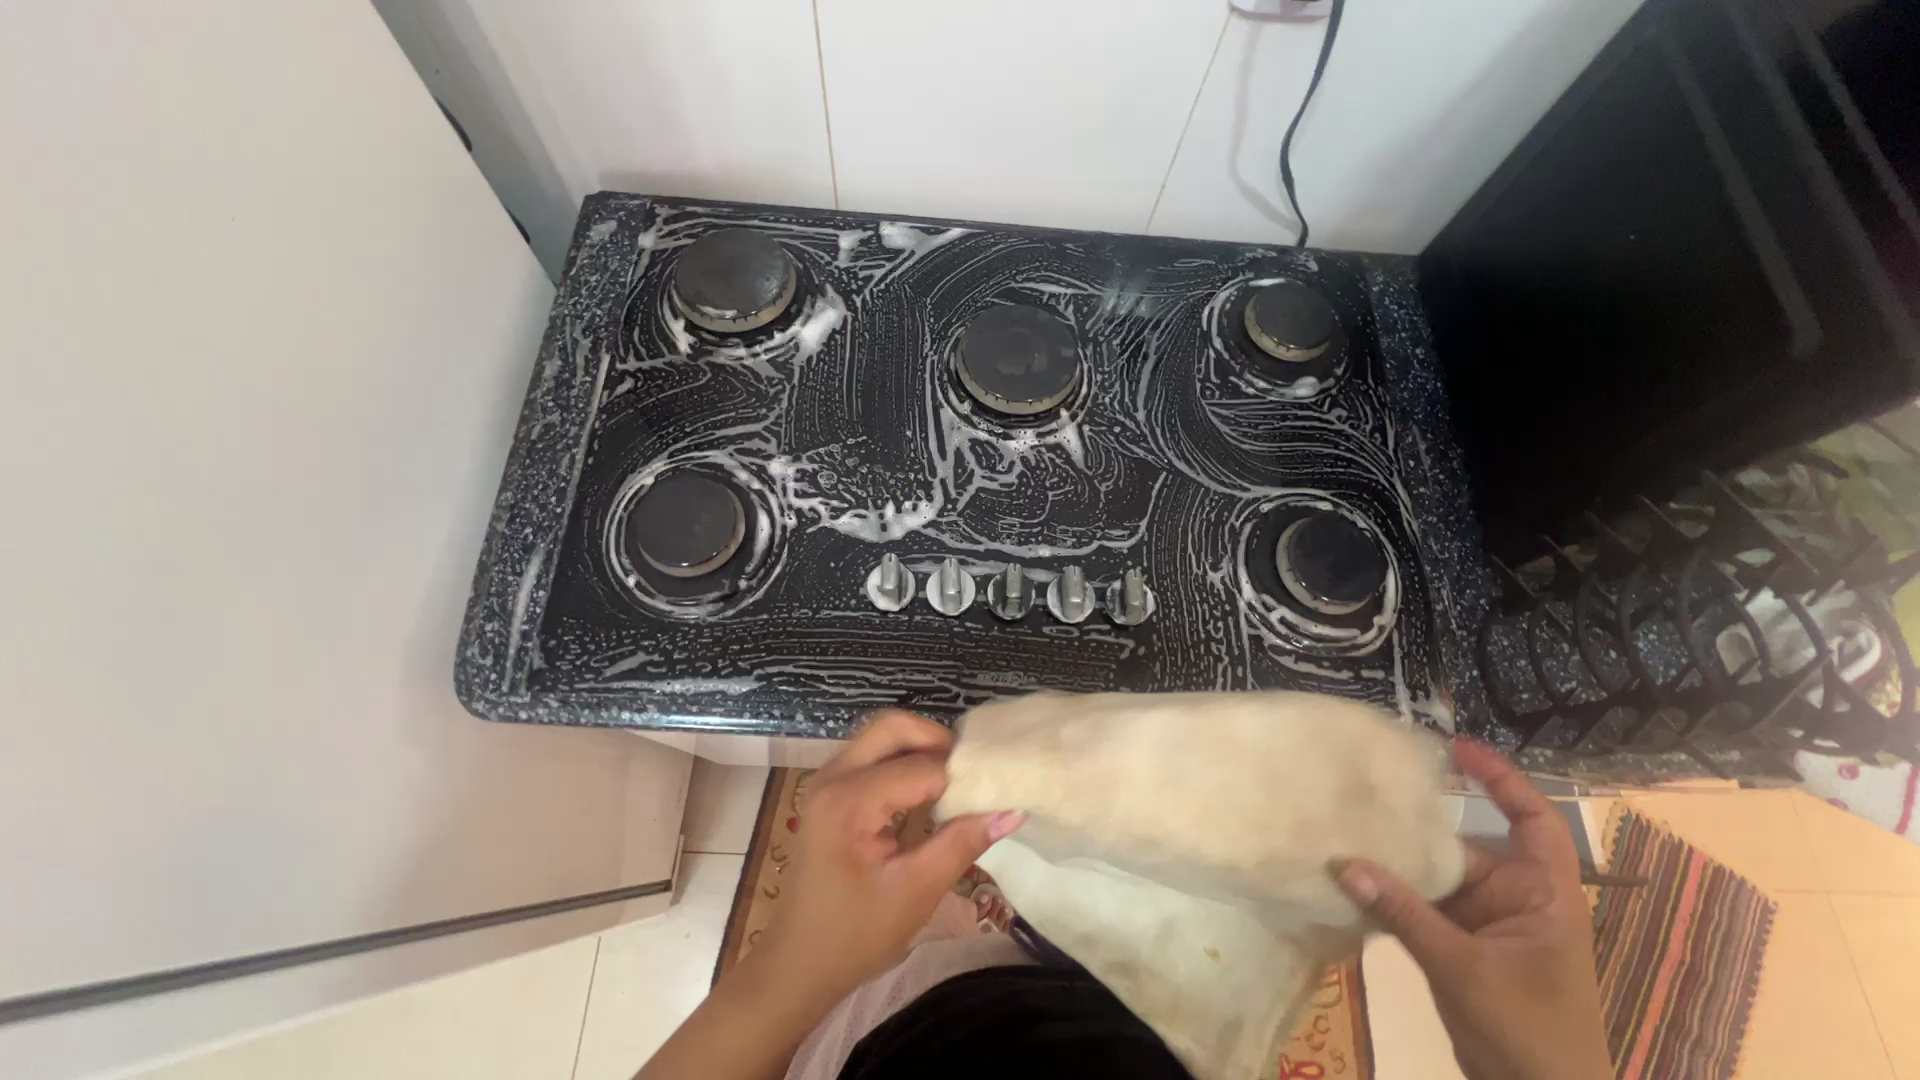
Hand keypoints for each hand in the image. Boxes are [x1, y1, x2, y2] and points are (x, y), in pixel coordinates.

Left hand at [757, 709, 1025, 998]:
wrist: (797, 964)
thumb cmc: (853, 936)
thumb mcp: (915, 893)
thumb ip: (962, 843)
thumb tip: (1012, 810)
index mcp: (848, 800)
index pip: (921, 768)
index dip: (962, 781)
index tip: (994, 799)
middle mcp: (833, 777)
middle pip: (893, 727)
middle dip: (938, 741)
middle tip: (973, 774)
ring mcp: (827, 781)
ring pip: (882, 736)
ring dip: (921, 748)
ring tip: (957, 784)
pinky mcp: (831, 792)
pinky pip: (873, 756)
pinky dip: (904, 762)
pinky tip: (929, 795)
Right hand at [1334, 740, 1612, 1079]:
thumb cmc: (1529, 1033)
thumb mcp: (1463, 969)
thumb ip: (1404, 914)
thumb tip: (1344, 863)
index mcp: (1544, 894)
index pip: (1532, 819)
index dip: (1501, 778)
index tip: (1455, 747)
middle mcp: (1516, 898)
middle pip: (1467, 842)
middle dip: (1421, 819)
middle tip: (1368, 789)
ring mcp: (1486, 923)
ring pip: (1439, 875)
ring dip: (1399, 859)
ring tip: (1347, 827)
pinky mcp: (1461, 946)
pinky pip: (1423, 905)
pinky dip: (1392, 892)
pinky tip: (1351, 878)